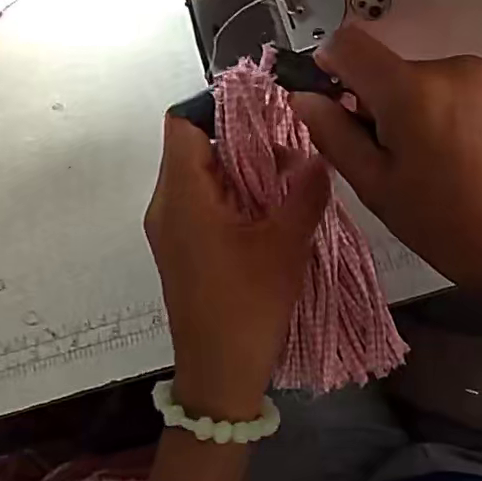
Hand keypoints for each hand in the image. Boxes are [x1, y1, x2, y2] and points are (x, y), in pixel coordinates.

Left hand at [145, 116, 329, 420]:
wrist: (219, 373)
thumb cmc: (248, 306)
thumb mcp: (285, 245)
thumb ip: (304, 192)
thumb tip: (316, 157)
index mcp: (182, 196)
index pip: (183, 123)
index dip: (220, 107)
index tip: (266, 112)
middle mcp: (166, 206)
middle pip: (193, 148)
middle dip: (241, 141)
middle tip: (289, 150)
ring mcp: (170, 230)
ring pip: (200, 178)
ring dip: (241, 172)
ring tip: (287, 181)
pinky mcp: (182, 250)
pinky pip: (202, 205)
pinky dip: (233, 198)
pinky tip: (270, 213)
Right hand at [289, 27, 481, 336]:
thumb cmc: (447, 227)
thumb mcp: (377, 187)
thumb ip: (333, 134)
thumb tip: (304, 95)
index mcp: (412, 89)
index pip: (348, 42)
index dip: (329, 68)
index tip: (336, 106)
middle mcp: (453, 65)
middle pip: (392, 68)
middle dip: (381, 102)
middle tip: (395, 159)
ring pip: (428, 79)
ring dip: (418, 107)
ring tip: (439, 162)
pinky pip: (462, 87)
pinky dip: (452, 109)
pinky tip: (468, 153)